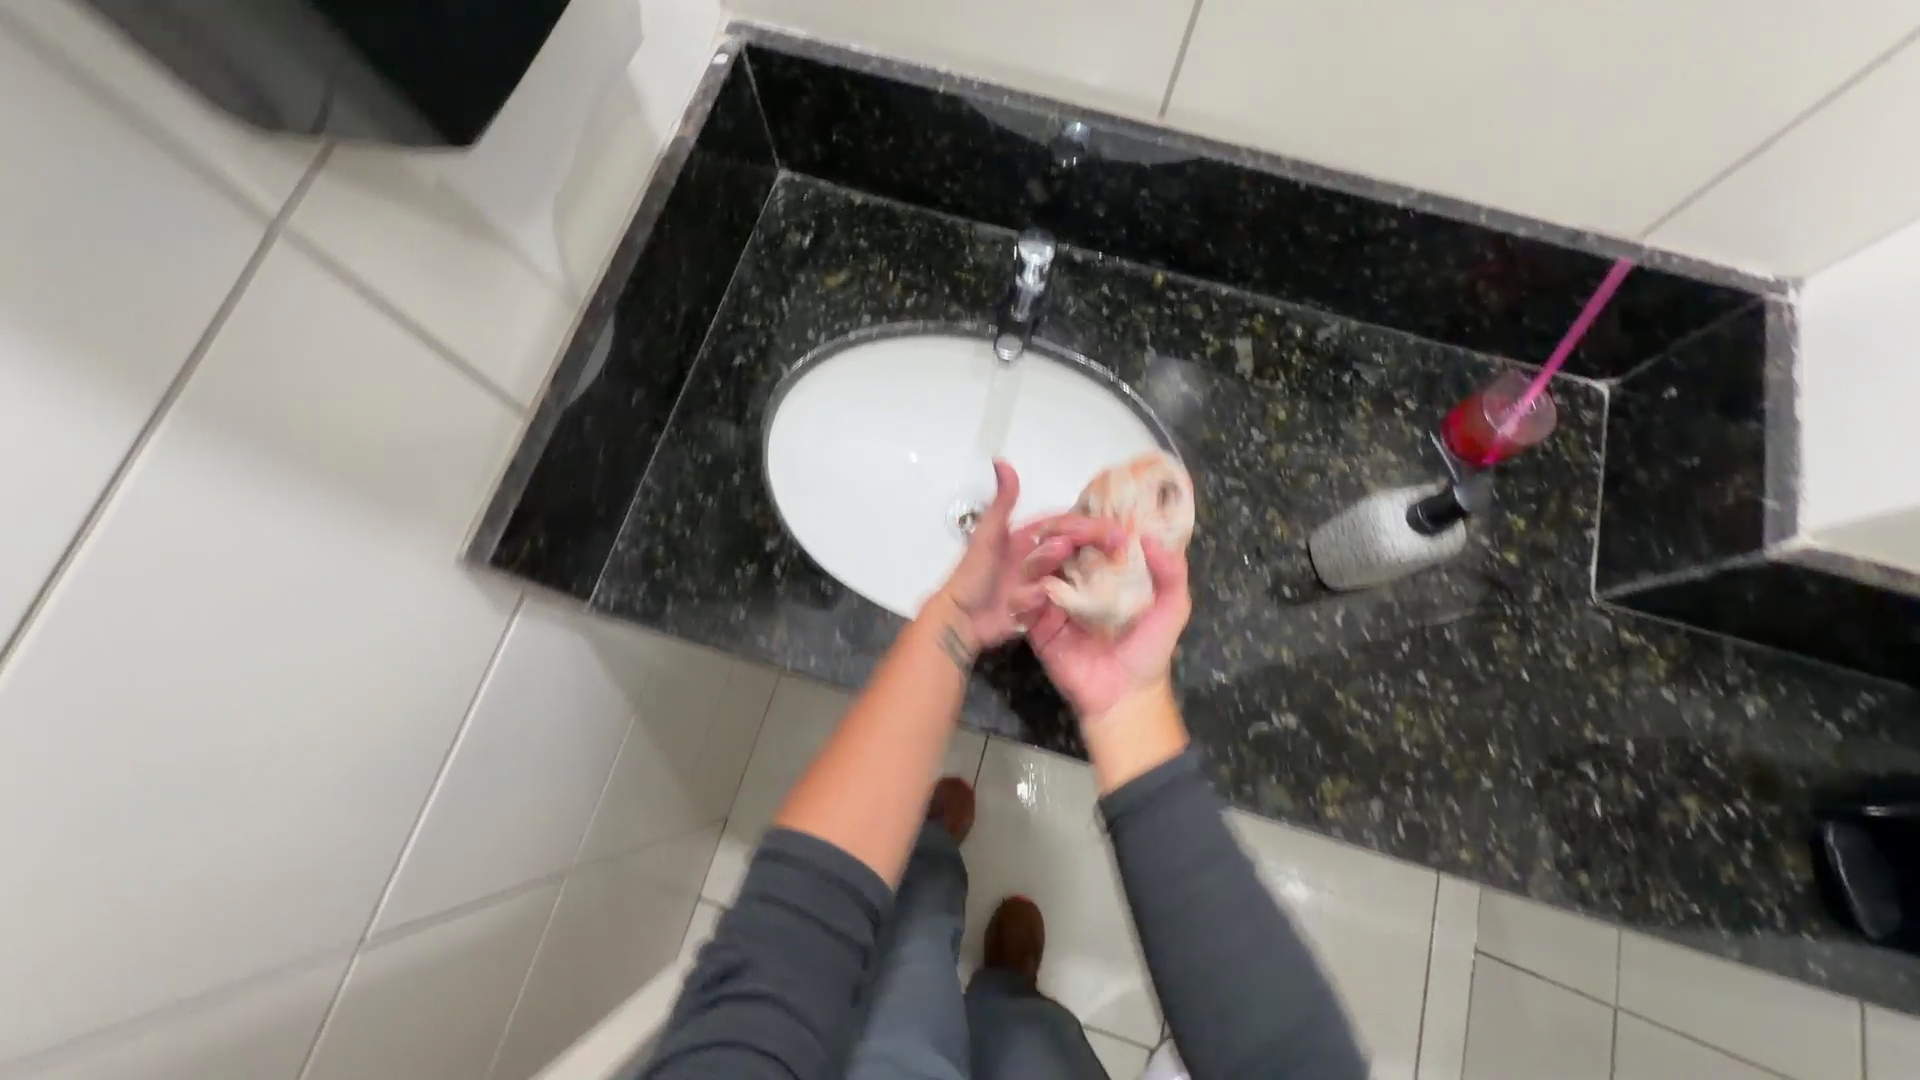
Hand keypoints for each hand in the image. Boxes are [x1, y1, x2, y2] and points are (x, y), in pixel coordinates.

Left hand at [936, 460, 1120, 651]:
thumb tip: (1000, 460)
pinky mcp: (1043, 611)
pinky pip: (1058, 603)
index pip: (1064, 526)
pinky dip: (1054, 598)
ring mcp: (1044, 585)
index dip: (1084, 524)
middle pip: (1074, 550)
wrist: (960, 618)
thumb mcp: (988, 534)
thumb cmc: (972, 574)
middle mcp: (1041, 560)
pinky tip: (1058, 595)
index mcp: (1030, 539)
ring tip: (1062, 560)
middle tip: (1115, 543)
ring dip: (1062, 567)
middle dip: (1091, 545)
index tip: (1109, 526)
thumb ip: (1002, 501)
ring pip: (1068, 575)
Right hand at [1025, 537, 1190, 719]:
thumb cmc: (1148, 650)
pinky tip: (1042, 593)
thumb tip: (1148, 537)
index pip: (1089, 536)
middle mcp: (1075, 581)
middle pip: (1057, 543)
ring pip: (1034, 567)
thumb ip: (1171, 571)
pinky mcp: (1036, 626)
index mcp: (1103, 571)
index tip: (1109, 530)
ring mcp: (1053, 603)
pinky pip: (1021, 604)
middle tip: (1074, 534)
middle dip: (1063, 530)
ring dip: (1042, 555)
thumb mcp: (1173, 607)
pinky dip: (1026, 594)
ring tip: (1058, 552)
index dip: (1093, 524)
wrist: (1126, 695)